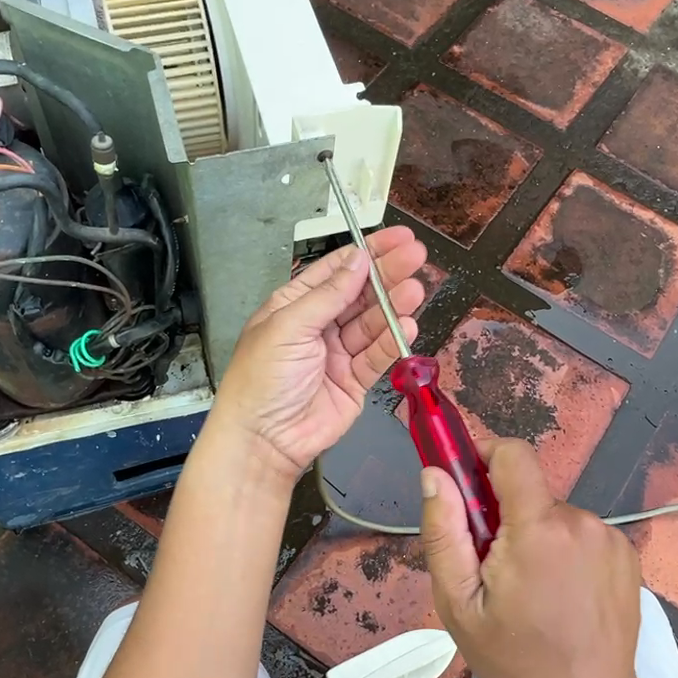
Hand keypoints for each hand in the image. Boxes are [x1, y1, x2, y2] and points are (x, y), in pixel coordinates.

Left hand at [214, 227, 426, 478]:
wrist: (263, 439)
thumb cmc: (261, 379)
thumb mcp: (288, 326)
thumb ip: (328, 295)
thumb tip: (358, 261)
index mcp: (294, 306)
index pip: (335, 271)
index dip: (366, 253)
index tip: (395, 238)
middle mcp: (318, 326)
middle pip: (360, 293)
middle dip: (387, 274)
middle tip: (416, 256)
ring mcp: (338, 353)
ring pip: (372, 322)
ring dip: (394, 304)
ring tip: (415, 288)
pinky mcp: (354, 381)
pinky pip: (378, 355)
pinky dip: (393, 339)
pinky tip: (407, 323)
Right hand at [421, 440, 657, 677]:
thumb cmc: (513, 660)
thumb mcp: (458, 602)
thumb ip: (444, 532)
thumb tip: (433, 474)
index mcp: (537, 529)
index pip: (513, 455)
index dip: (485, 459)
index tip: (468, 489)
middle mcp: (581, 522)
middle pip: (529, 494)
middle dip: (506, 519)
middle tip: (494, 573)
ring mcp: (610, 540)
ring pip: (554, 517)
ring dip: (536, 539)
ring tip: (531, 594)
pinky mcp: (628, 557)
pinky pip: (581, 536)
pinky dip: (565, 554)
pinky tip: (561, 599)